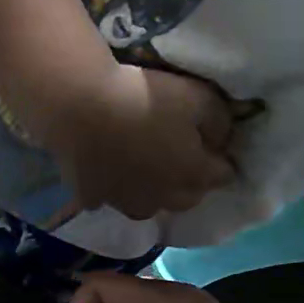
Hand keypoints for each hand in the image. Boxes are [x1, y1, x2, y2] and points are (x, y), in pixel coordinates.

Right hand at [55, 65, 236, 219]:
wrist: (80, 109)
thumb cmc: (145, 99)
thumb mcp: (201, 96)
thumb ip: (220, 121)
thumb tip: (220, 139)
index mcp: (192, 175)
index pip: (223, 176)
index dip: (221, 158)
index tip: (213, 142)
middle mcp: (160, 199)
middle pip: (186, 200)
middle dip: (189, 183)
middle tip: (181, 158)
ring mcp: (122, 202)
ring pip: (146, 207)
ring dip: (151, 193)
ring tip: (144, 171)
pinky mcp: (91, 198)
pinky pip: (107, 200)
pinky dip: (111, 190)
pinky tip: (106, 171)